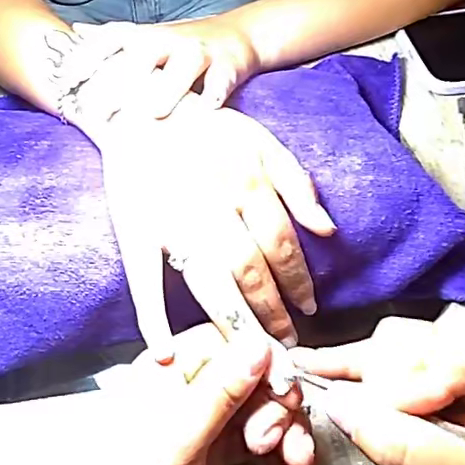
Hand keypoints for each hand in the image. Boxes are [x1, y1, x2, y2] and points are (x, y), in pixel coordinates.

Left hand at [25, 330, 311, 464]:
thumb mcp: (178, 436)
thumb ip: (220, 390)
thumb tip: (256, 344)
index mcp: (168, 367)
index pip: (230, 342)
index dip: (265, 363)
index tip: (286, 392)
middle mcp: (185, 388)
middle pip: (250, 378)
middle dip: (278, 409)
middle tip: (284, 443)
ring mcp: (198, 422)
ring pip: (257, 412)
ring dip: (285, 436)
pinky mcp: (208, 455)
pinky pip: (255, 446)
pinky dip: (278, 461)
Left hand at [45, 20, 259, 124]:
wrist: (235, 34)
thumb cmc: (178, 44)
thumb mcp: (144, 38)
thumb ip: (111, 39)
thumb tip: (75, 31)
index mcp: (144, 36)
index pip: (110, 40)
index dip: (87, 58)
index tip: (66, 81)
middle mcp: (168, 40)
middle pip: (141, 56)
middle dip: (119, 82)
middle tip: (98, 112)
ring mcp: (198, 51)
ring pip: (184, 64)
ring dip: (168, 87)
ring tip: (154, 112)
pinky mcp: (227, 65)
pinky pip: (221, 77)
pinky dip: (215, 91)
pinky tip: (207, 107)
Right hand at [95, 104, 335, 357]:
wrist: (138, 108)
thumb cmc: (201, 124)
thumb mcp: (258, 138)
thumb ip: (295, 181)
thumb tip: (327, 230)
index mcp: (247, 182)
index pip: (283, 247)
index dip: (300, 284)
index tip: (309, 310)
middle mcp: (215, 207)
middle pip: (253, 273)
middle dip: (275, 316)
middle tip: (288, 351)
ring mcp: (173, 222)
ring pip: (213, 283)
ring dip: (237, 325)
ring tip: (256, 356)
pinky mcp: (137, 231)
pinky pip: (145, 280)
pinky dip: (154, 318)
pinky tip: (166, 352)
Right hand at [296, 310, 464, 464]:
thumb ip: (414, 449)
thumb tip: (344, 406)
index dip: (430, 368)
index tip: (401, 406)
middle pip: (427, 337)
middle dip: (392, 374)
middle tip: (376, 415)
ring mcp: (450, 374)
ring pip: (392, 343)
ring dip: (363, 371)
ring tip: (350, 404)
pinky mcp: (412, 381)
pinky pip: (370, 359)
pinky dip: (341, 366)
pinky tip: (314, 367)